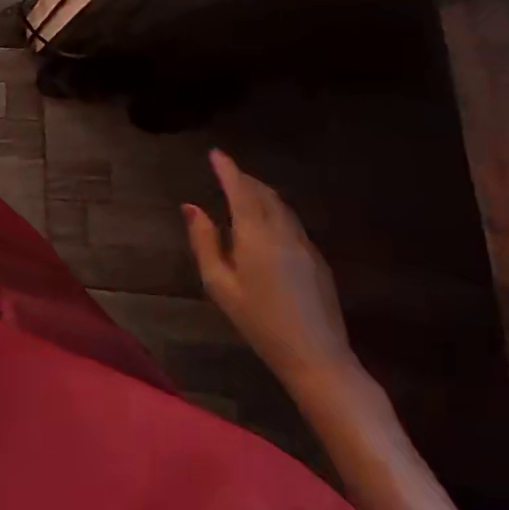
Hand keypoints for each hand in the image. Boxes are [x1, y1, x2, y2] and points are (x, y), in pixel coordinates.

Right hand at [183, 149, 355, 384]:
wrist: (316, 356)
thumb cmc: (258, 321)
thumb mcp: (219, 284)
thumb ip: (204, 241)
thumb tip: (192, 207)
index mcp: (256, 234)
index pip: (240, 189)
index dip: (227, 169)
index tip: (215, 153)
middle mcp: (283, 231)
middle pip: (263, 193)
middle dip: (244, 178)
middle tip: (225, 172)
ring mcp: (304, 244)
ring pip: (280, 206)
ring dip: (260, 192)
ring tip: (242, 192)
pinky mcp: (316, 258)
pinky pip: (291, 221)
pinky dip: (273, 210)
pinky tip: (264, 223)